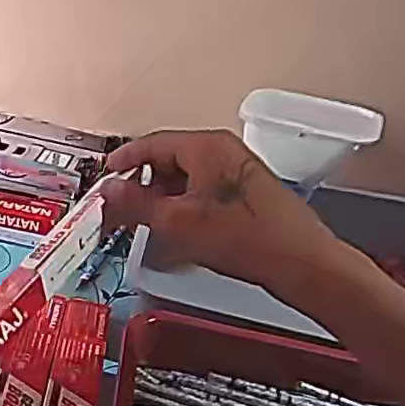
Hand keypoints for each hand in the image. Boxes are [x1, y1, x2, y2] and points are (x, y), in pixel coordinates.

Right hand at [101, 128, 344, 287]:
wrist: (298, 261)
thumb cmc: (247, 237)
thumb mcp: (178, 221)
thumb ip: (136, 203)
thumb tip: (109, 191)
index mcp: (206, 148)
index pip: (153, 143)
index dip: (124, 160)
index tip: (106, 175)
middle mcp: (221, 154)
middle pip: (167, 161)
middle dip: (140, 184)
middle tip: (119, 207)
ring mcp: (234, 174)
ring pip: (183, 179)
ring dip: (159, 198)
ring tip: (142, 223)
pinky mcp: (242, 195)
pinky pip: (199, 192)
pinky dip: (180, 206)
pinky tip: (172, 230)